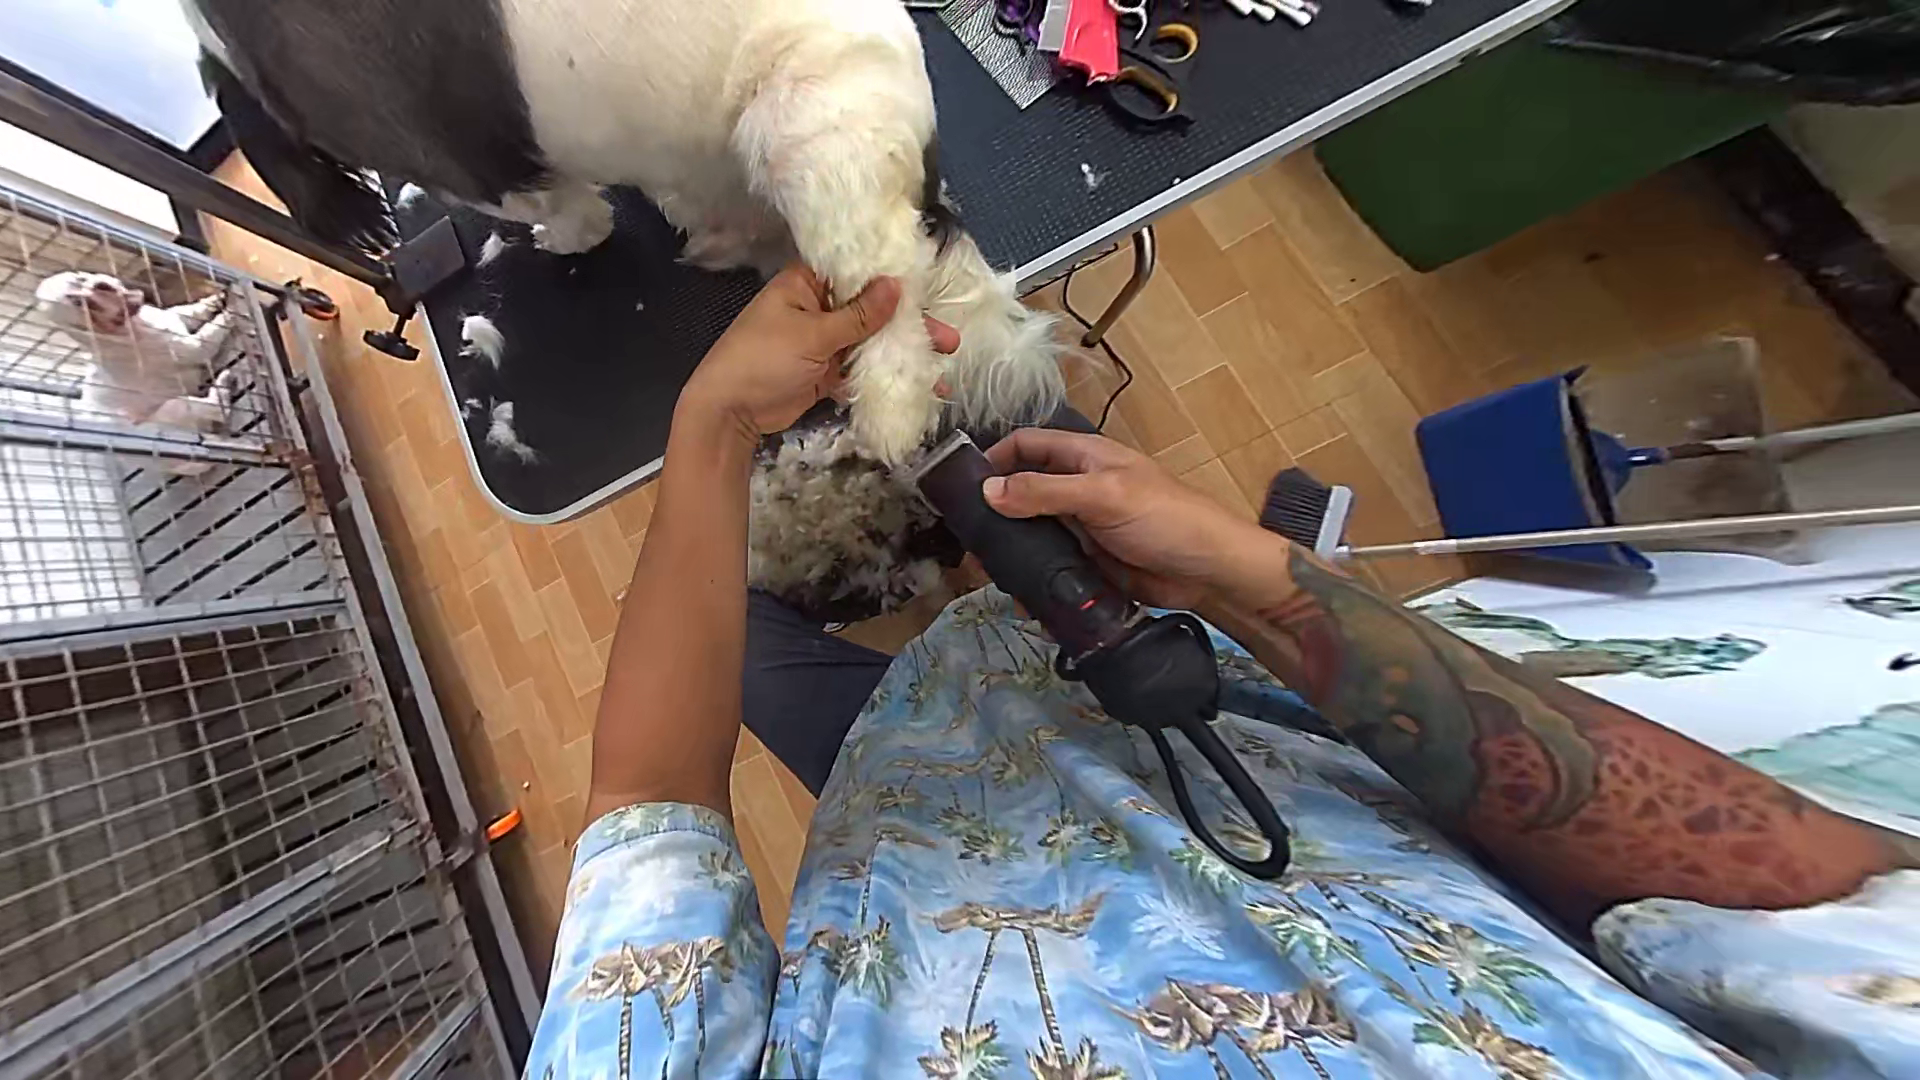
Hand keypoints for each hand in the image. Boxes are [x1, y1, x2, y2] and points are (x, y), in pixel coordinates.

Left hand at [678, 264, 959, 443]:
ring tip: (940, 369)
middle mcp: (820, 309)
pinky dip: (884, 379)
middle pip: (873, 313)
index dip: (894, 281)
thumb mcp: (812, 333)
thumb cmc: (763, 358)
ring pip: (872, 345)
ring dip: (903, 356)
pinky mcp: (828, 374)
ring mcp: (825, 344)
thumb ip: (858, 315)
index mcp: (809, 285)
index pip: (857, 274)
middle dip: (910, 328)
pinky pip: (861, 372)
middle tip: (949, 341)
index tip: (930, 290)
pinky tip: (915, 388)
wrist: (731, 410)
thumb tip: (896, 285)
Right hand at [982, 428, 1280, 608]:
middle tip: (965, 539)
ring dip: (1009, 549)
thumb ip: (1044, 492)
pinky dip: (1030, 577)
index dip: (994, 457)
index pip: (1026, 445)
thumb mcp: (1102, 496)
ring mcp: (1078, 527)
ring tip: (985, 572)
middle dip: (994, 511)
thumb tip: (987, 491)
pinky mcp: (1083, 561)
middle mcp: (1074, 488)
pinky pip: (1047, 565)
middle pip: (1021, 491)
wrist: (1208, 573)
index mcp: (1081, 458)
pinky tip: (1017, 595)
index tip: (961, 484)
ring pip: (1031, 532)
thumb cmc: (1163, 518)